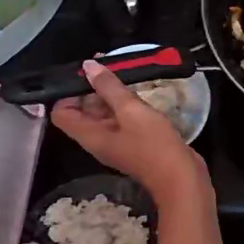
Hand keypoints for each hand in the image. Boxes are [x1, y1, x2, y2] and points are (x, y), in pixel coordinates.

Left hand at [51, 60, 209, 205]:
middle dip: (94, 89)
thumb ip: (109, 87)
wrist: (181, 178)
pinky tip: (143, 95)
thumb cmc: (153, 145)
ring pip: (106, 115)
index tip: (87, 76)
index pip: (62, 113)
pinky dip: (128, 107)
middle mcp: (98, 139)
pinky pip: (123, 121)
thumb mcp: (131, 111)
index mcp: (89, 135)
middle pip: (84, 111)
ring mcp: (117, 142)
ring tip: (129, 76)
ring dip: (113, 96)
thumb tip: (88, 66)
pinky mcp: (134, 143)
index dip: (68, 93)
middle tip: (112, 67)